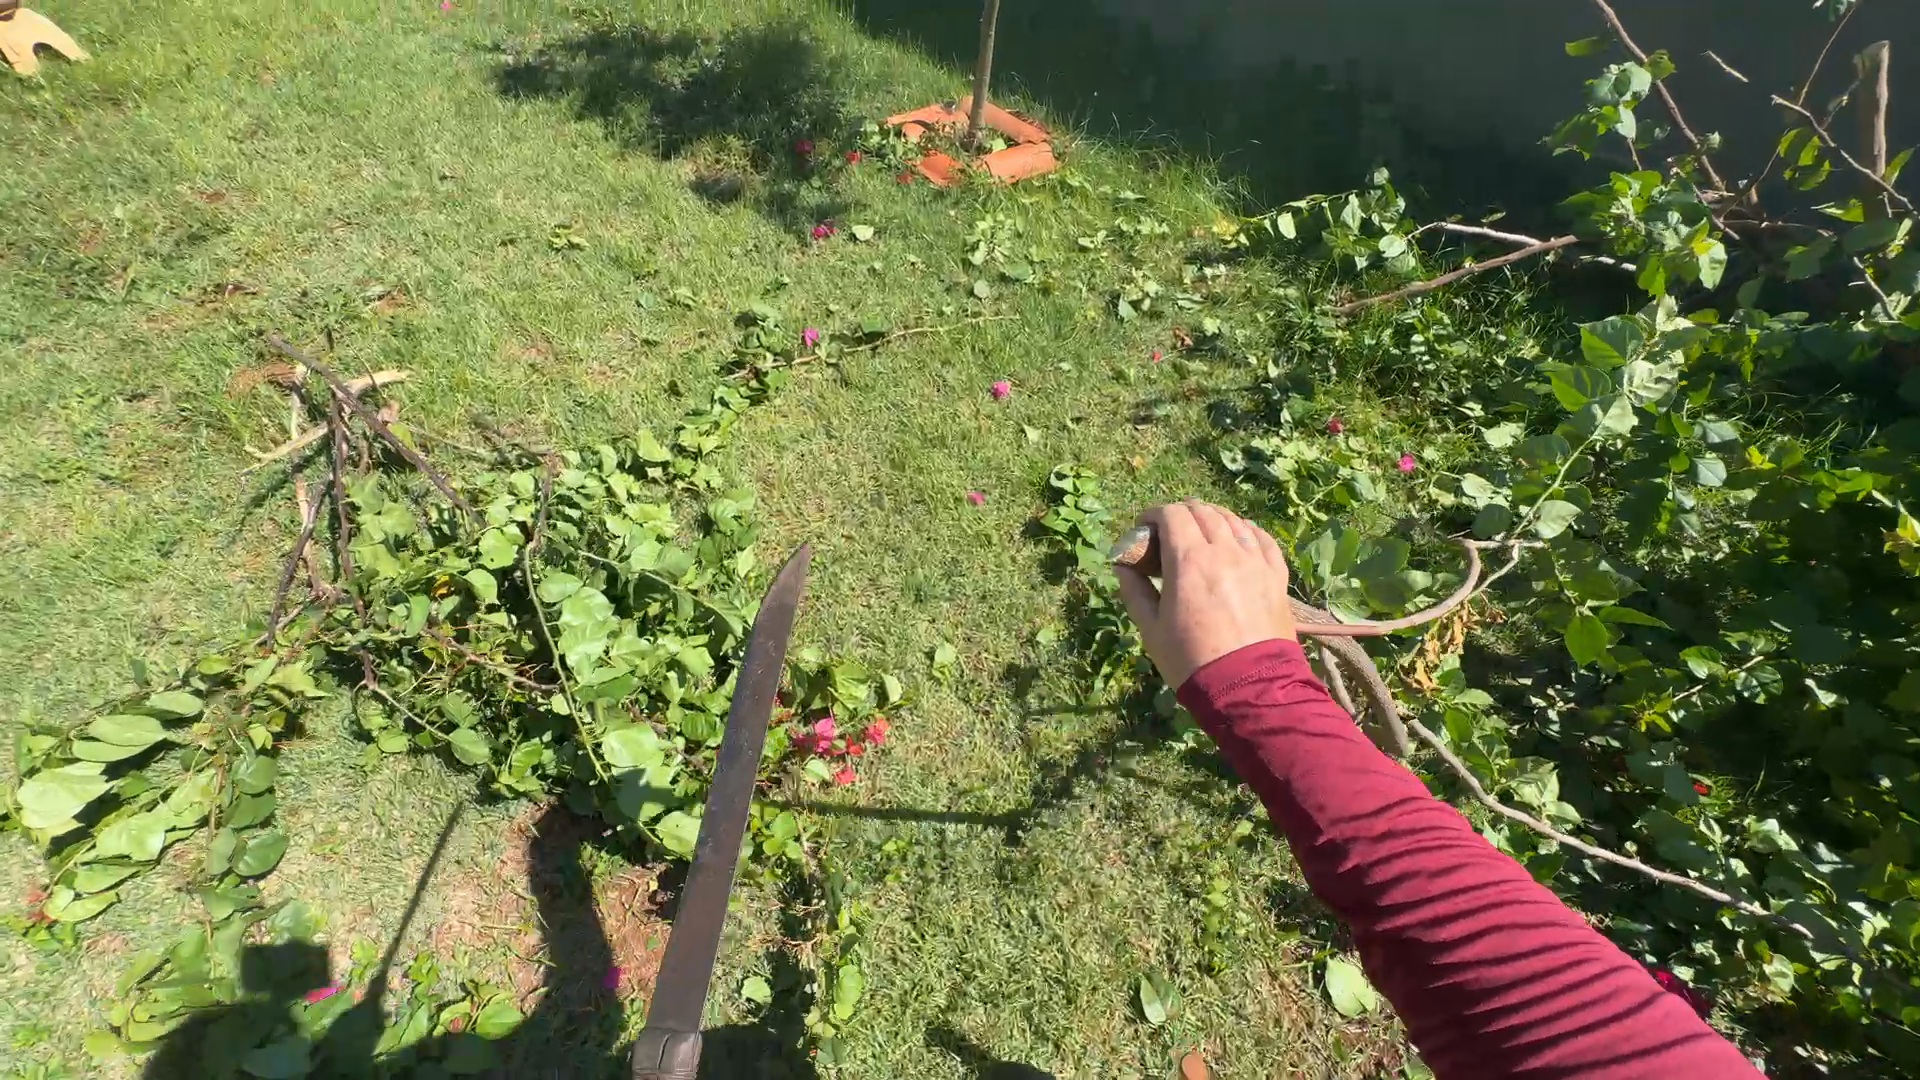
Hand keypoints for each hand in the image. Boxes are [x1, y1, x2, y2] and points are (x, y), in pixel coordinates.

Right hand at [1113, 500, 1296, 688]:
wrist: (1248, 688)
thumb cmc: (1191, 660)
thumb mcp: (1151, 629)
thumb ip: (1135, 591)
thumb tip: (1122, 567)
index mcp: (1189, 561)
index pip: (1171, 515)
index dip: (1153, 514)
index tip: (1143, 526)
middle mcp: (1224, 552)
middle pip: (1202, 512)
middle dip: (1180, 513)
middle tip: (1168, 529)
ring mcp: (1255, 562)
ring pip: (1233, 521)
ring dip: (1212, 518)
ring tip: (1201, 529)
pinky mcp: (1276, 577)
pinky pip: (1263, 539)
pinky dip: (1246, 530)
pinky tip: (1239, 535)